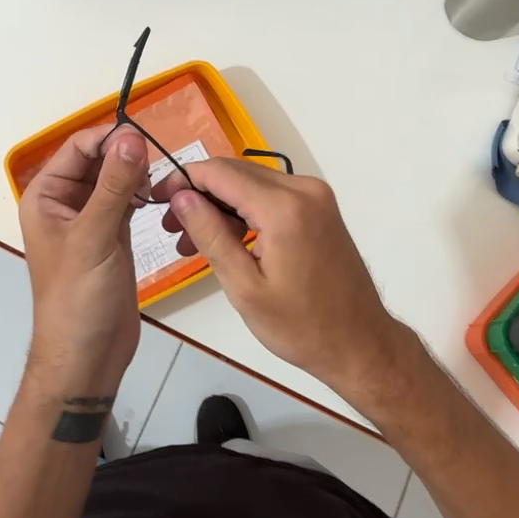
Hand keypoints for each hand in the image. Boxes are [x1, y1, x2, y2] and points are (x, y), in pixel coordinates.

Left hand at [17, 124, 149, 394]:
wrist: (86, 357)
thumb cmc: (78, 298)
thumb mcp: (94, 238)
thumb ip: (113, 186)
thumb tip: (131, 137)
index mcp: (46, 196)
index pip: (77, 148)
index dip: (108, 138)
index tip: (145, 139)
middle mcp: (65, 202)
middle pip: (97, 160)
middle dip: (125, 155)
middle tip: (160, 162)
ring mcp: (90, 219)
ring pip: (114, 179)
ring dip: (136, 174)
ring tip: (162, 182)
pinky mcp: (112, 236)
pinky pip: (126, 201)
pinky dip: (142, 194)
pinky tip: (160, 197)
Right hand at [154, 160, 421, 396]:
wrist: (361, 345)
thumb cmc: (300, 326)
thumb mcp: (244, 287)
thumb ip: (210, 234)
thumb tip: (180, 196)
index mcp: (284, 207)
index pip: (218, 172)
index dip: (182, 180)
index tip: (157, 200)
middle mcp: (302, 189)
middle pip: (234, 172)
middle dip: (197, 194)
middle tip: (170, 228)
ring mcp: (315, 195)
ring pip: (250, 183)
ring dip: (218, 204)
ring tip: (190, 241)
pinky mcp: (319, 206)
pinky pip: (269, 195)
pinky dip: (243, 210)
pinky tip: (224, 240)